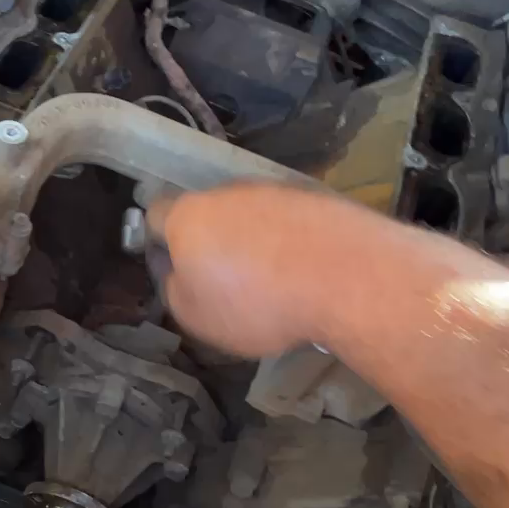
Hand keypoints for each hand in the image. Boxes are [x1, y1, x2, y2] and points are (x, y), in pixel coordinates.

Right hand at [147, 184, 368, 358]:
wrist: (352, 279)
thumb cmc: (257, 302)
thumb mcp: (195, 316)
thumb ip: (174, 289)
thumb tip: (178, 273)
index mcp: (187, 216)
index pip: (155, 214)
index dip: (158, 239)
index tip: (171, 266)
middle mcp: (227, 193)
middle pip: (206, 214)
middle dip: (209, 241)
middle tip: (221, 280)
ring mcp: (275, 191)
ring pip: (249, 216)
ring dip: (251, 241)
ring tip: (269, 281)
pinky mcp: (318, 199)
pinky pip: (288, 222)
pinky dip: (288, 242)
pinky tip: (302, 274)